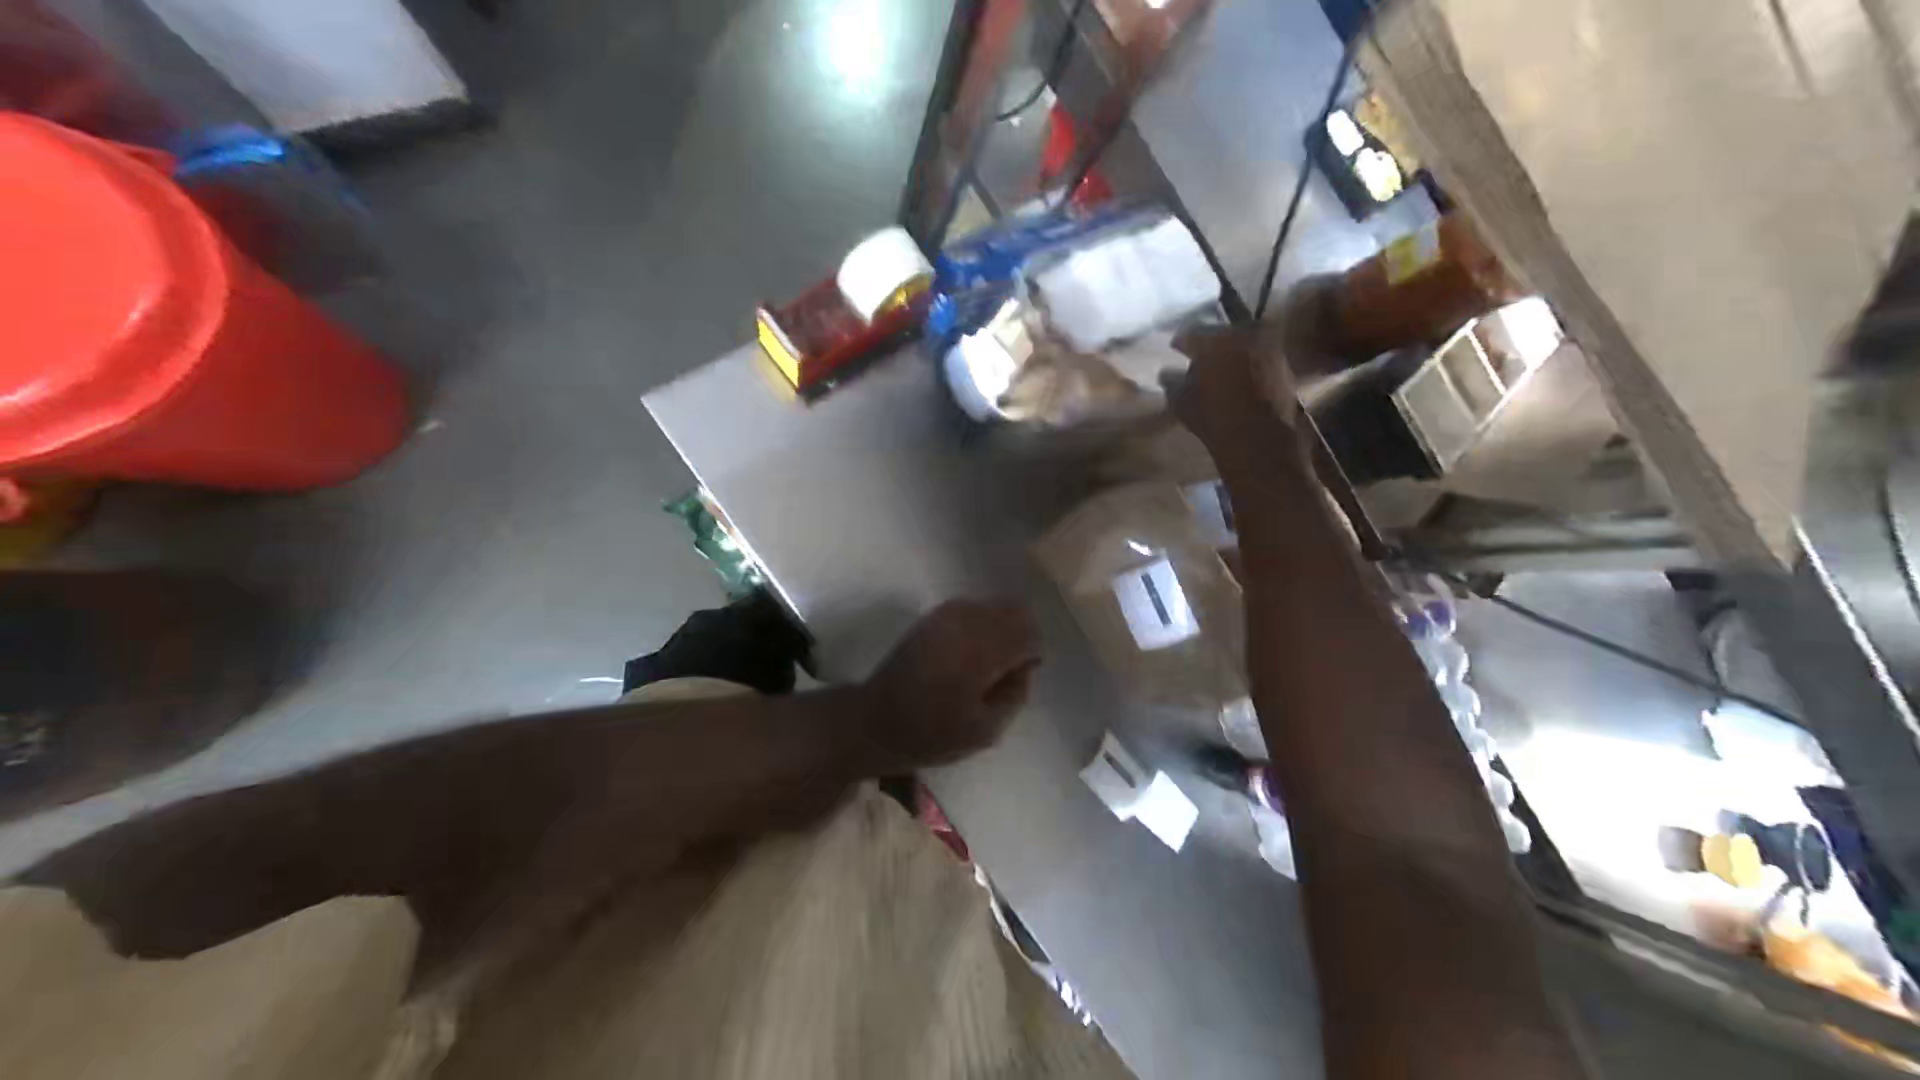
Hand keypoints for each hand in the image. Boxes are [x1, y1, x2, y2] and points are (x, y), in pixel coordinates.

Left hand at [856, 600, 1040, 770]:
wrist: (875, 722)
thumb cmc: (932, 735)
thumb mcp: (985, 730)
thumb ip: (1014, 694)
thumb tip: (1026, 666)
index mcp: (977, 654)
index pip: (1026, 633)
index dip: (1033, 653)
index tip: (1025, 673)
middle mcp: (963, 625)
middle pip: (1014, 611)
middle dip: (1021, 635)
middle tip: (1010, 667)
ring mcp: (944, 616)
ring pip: (993, 605)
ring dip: (1001, 626)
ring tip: (990, 659)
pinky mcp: (931, 617)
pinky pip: (971, 607)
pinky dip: (981, 622)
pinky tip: (972, 650)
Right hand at [1167, 324, 1309, 483]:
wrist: (1260, 439)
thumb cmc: (1214, 417)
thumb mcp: (1181, 401)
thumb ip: (1172, 382)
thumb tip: (1167, 373)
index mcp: (1214, 338)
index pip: (1191, 331)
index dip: (1180, 342)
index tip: (1175, 349)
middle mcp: (1245, 333)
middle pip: (1220, 334)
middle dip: (1209, 346)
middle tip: (1199, 360)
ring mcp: (1269, 346)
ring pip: (1243, 344)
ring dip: (1231, 354)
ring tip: (1220, 372)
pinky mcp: (1285, 363)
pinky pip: (1260, 358)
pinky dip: (1248, 366)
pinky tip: (1240, 382)